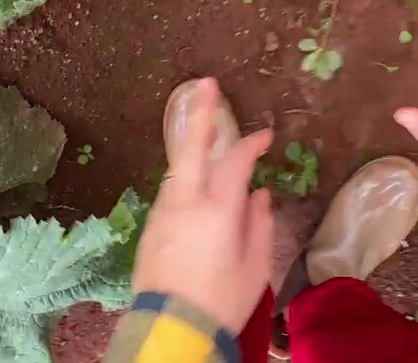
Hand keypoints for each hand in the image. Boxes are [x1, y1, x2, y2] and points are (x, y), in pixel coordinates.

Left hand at [131, 79, 274, 330]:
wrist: (172, 333)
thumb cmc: (222, 301)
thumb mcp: (255, 267)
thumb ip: (259, 224)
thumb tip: (259, 194)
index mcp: (218, 208)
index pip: (237, 161)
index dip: (253, 143)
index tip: (267, 135)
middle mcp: (187, 200)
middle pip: (193, 145)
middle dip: (201, 111)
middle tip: (206, 83)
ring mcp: (164, 211)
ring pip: (178, 167)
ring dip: (191, 146)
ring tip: (202, 133)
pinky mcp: (150, 227)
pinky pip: (171, 190)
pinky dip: (183, 176)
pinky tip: (192, 182)